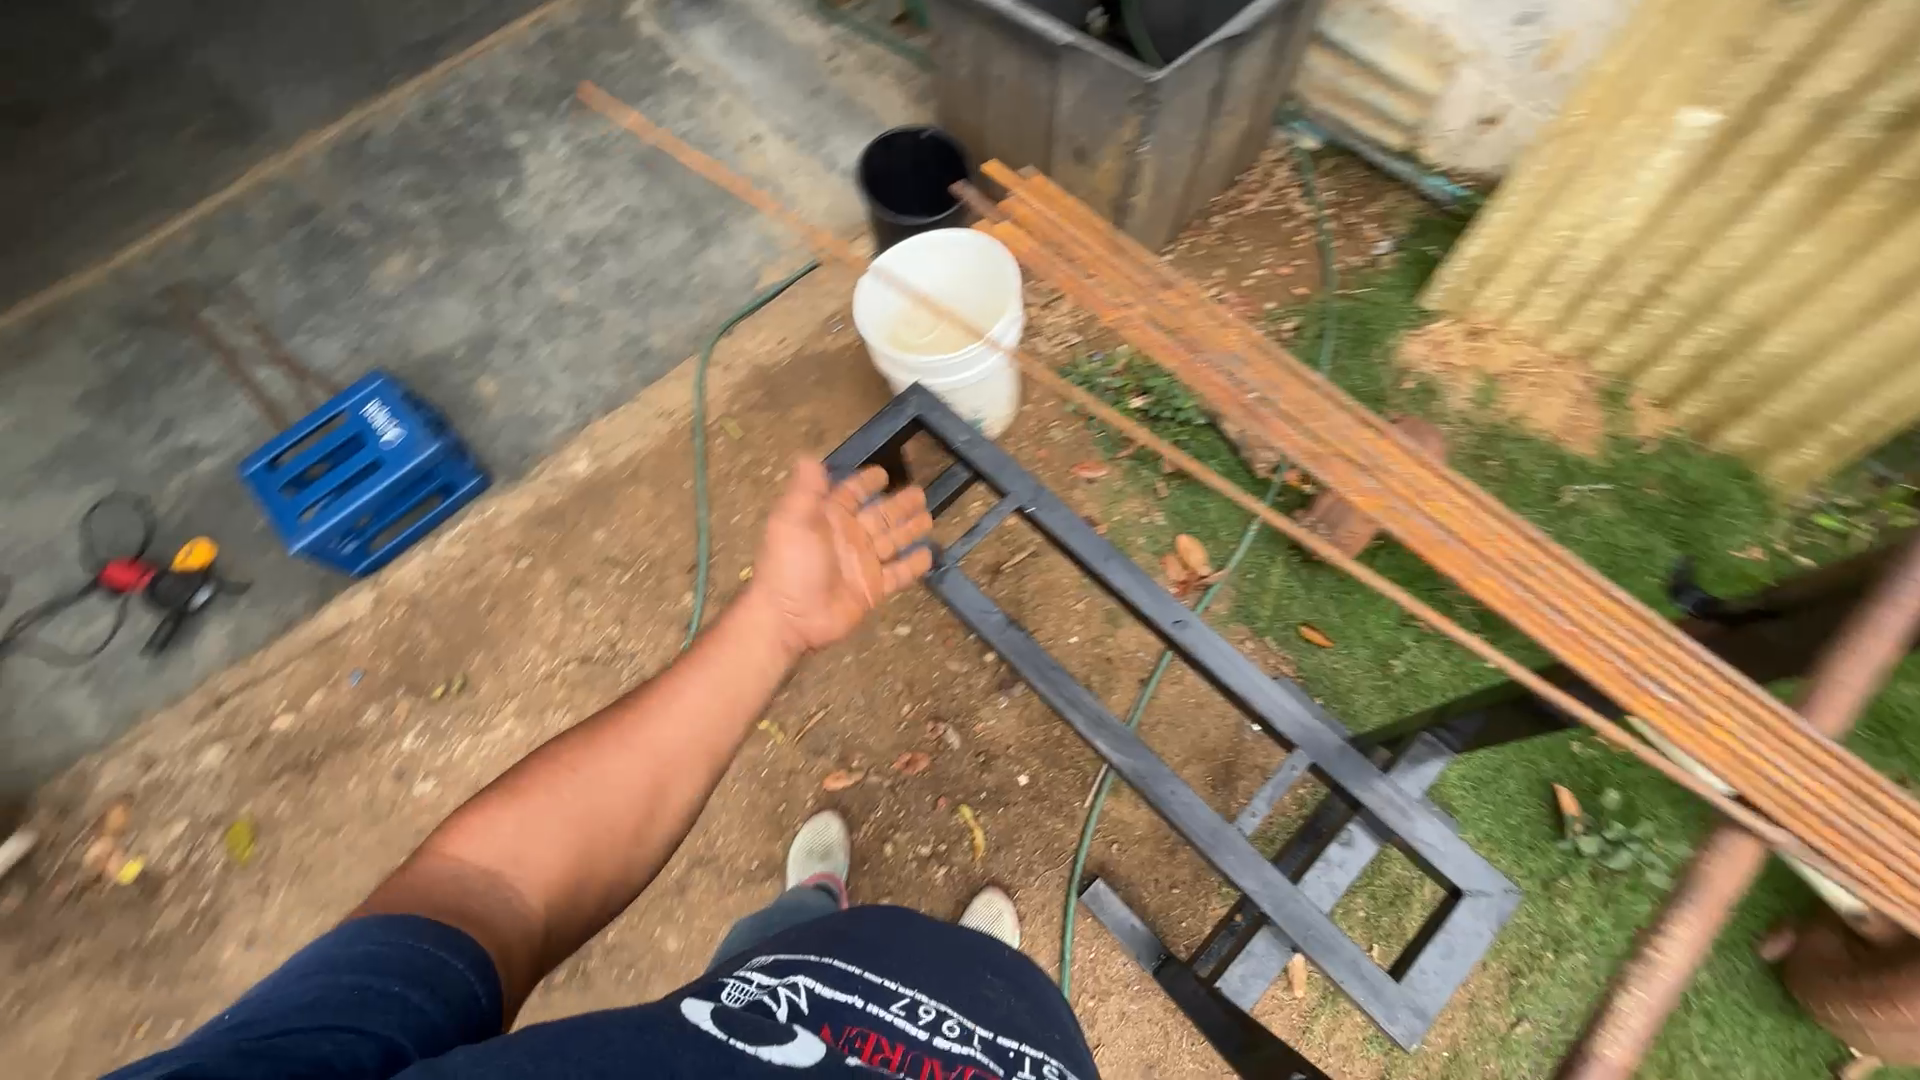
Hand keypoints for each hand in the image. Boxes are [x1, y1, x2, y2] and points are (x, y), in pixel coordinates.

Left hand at [746, 459, 933, 657]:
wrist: (790, 616)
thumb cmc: (790, 564)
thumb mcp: (792, 521)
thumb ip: (805, 490)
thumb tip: (808, 457)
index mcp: (829, 519)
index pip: (851, 494)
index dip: (865, 483)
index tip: (882, 473)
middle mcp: (848, 538)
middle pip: (879, 516)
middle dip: (899, 504)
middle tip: (920, 493)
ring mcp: (862, 564)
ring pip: (892, 541)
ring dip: (909, 529)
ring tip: (928, 517)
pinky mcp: (873, 589)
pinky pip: (898, 574)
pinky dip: (913, 565)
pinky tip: (928, 554)